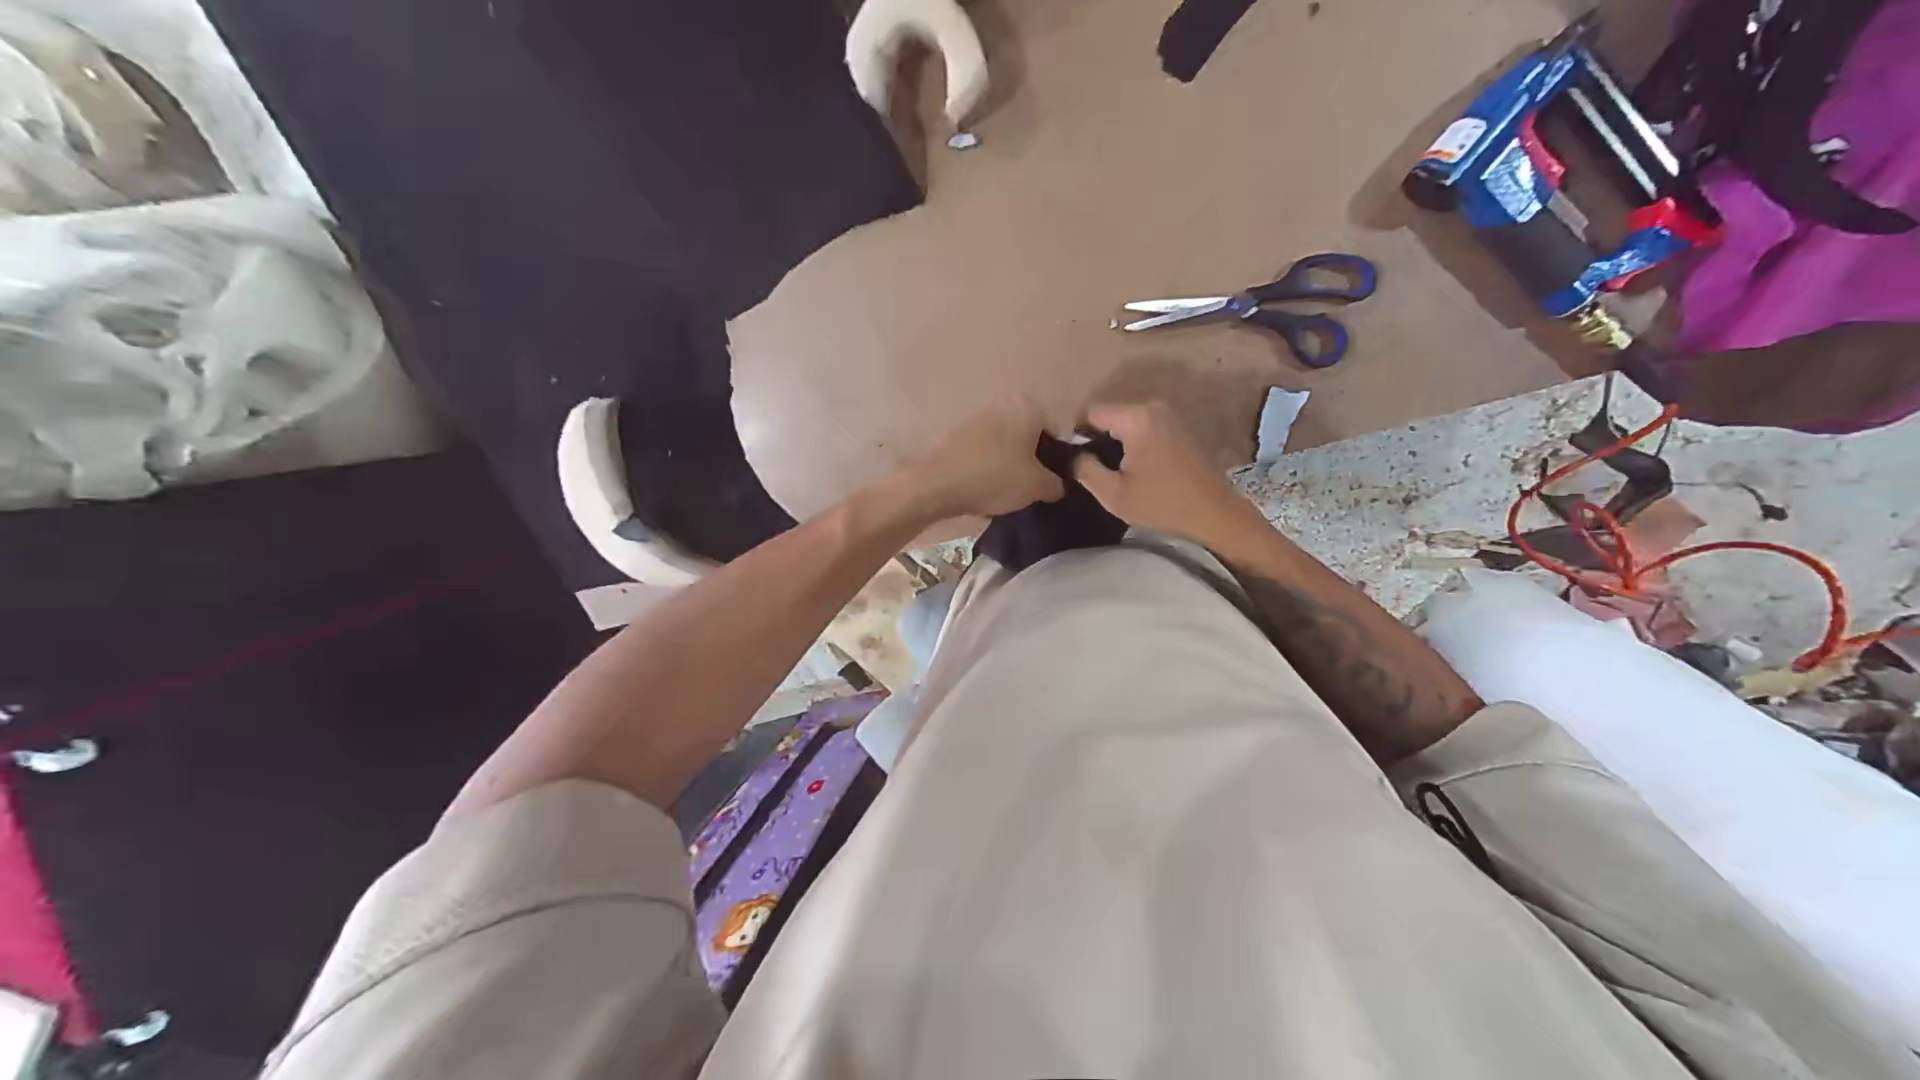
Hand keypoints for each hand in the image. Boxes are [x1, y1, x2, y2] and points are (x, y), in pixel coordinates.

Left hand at [900, 396, 1065, 520]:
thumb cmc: (995, 477)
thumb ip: (1056, 483)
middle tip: (1028, 488)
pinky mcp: (954, 430)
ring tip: (1004, 490)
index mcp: (1027, 405)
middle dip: (1030, 460)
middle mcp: (1002, 401)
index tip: (1048, 483)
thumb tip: (1058, 485)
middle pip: (1027, 436)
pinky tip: (983, 485)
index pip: (1054, 433)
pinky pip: (982, 449)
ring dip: (1007, 463)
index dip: (1055, 462)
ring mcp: (975, 414)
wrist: (936, 484)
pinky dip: (986, 464)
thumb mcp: (1037, 486)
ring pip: (1004, 443)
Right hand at [1072, 401, 1264, 549]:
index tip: (1080, 460)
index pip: (1091, 411)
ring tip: (1117, 471)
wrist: (1214, 513)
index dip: (1078, 434)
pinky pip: (1143, 426)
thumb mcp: (1113, 494)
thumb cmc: (1162, 504)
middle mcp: (1153, 407)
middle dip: (1098, 438)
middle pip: (1109, 414)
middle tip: (1097, 469)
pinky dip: (1133, 442)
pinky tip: (1138, 468)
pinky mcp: (1178, 426)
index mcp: (1136, 419)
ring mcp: (1169, 415)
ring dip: (1116, 441)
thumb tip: (1073, 455)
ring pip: (1126, 420)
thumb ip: (1085, 469)